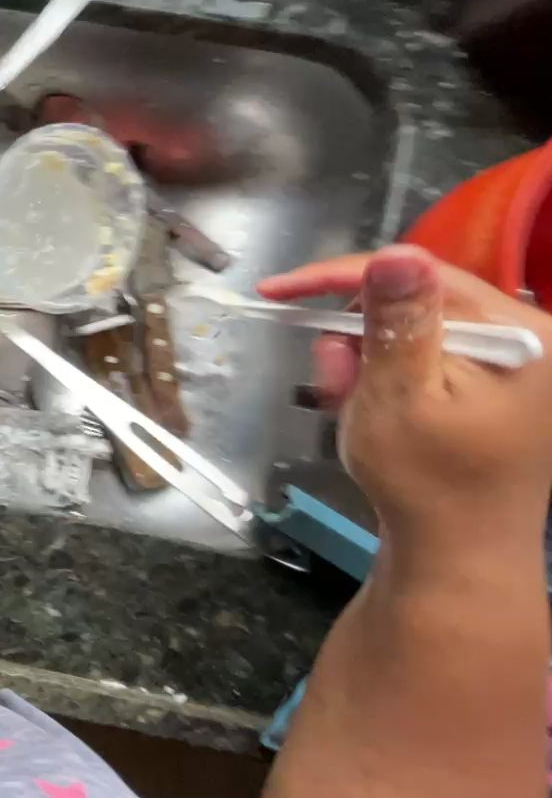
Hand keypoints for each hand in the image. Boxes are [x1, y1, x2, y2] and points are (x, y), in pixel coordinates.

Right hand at [258, 245, 551, 549]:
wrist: (456, 541)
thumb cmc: (423, 473)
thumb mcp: (398, 394)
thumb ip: (400, 324)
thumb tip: (397, 256)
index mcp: (524, 336)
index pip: (420, 278)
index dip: (339, 278)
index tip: (272, 292)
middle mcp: (532, 338)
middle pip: (415, 303)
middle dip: (352, 334)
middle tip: (327, 378)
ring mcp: (517, 362)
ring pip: (411, 330)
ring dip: (362, 357)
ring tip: (345, 399)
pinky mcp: (496, 383)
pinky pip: (422, 354)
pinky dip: (381, 372)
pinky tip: (367, 402)